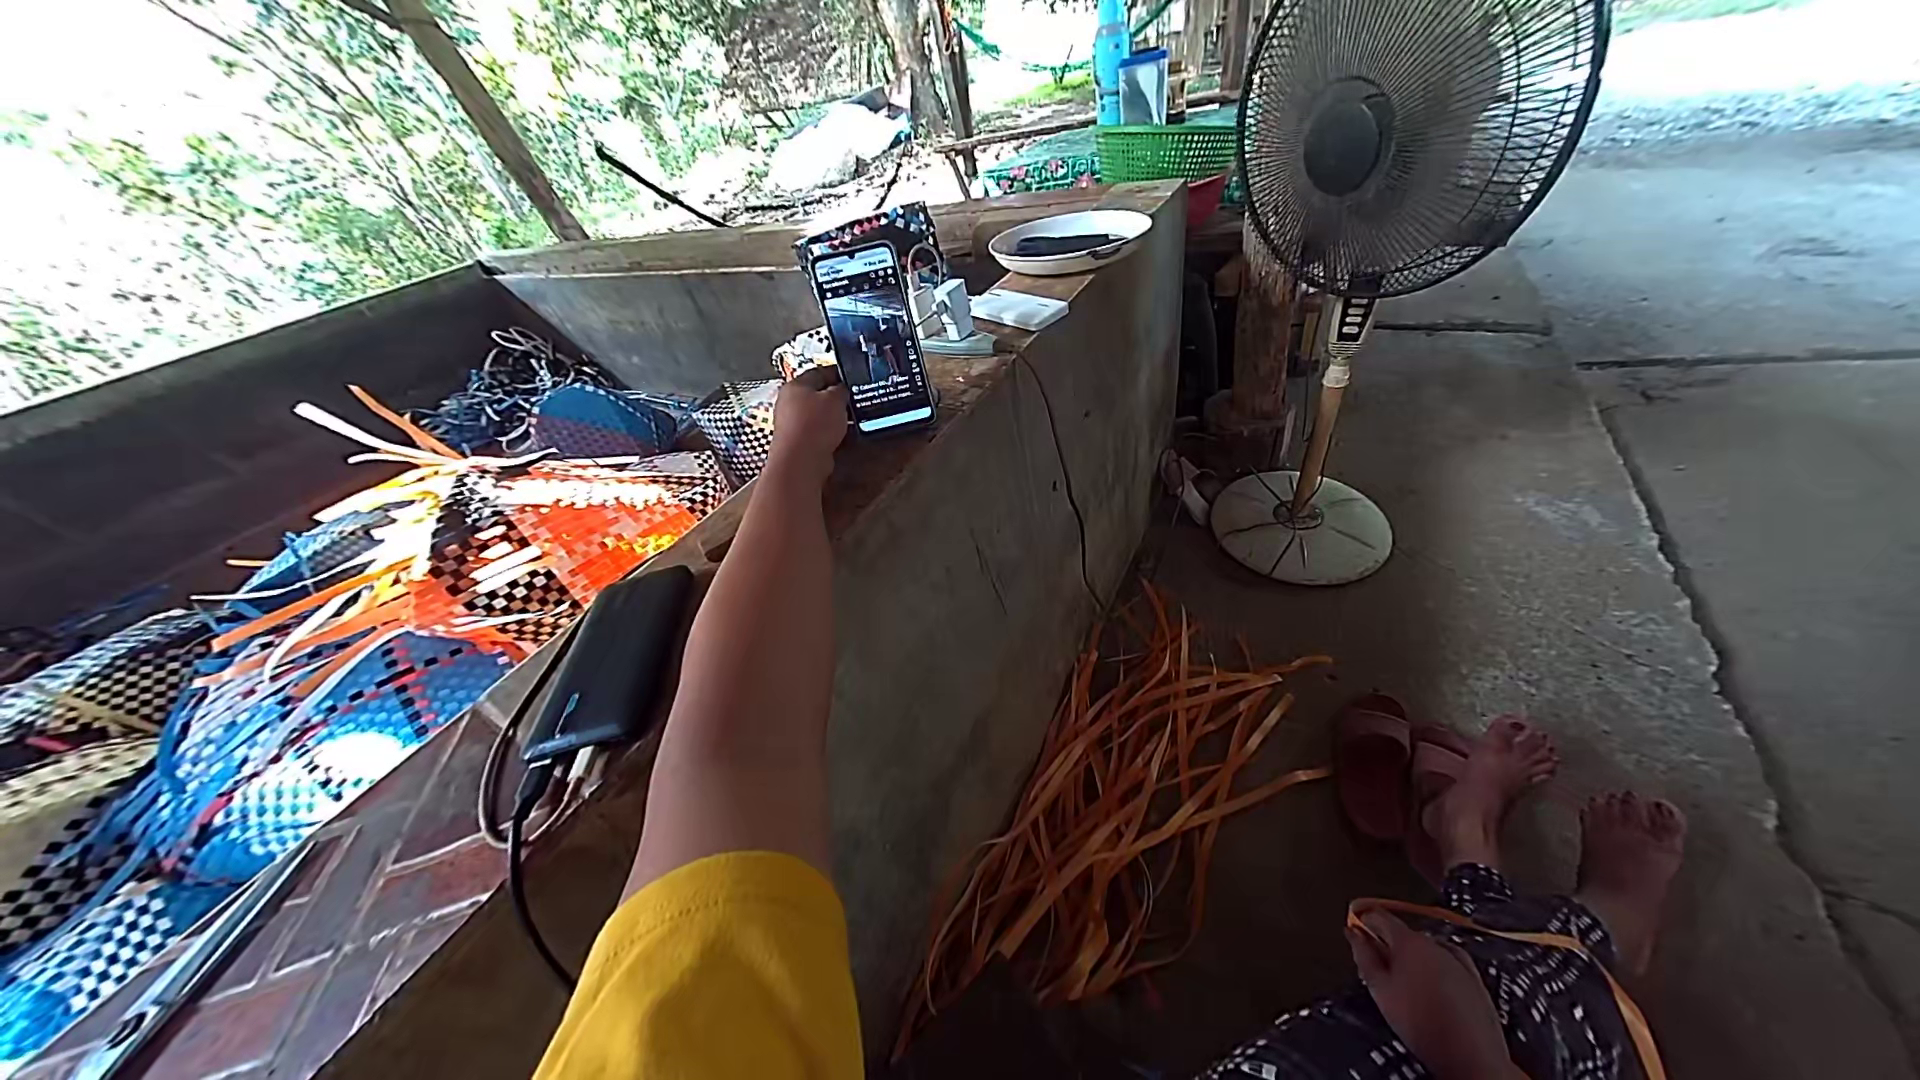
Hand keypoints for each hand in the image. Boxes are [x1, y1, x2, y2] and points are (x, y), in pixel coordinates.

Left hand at [767, 366, 848, 486]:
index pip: (819, 372)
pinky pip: (819, 432)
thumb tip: (844, 388)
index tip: (854, 377)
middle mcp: (790, 402)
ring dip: (836, 417)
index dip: (839, 373)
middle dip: (837, 397)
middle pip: (818, 394)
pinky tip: (845, 435)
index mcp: (795, 385)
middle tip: (856, 398)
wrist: (802, 460)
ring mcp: (793, 424)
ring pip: (820, 415)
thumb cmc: (815, 425)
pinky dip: (832, 432)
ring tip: (854, 418)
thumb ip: (842, 389)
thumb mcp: (835, 400)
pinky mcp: (799, 442)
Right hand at [1347, 911, 1519, 1079]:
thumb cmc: (1422, 1025)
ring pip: (1425, 949)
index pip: (1378, 916)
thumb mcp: (1379, 988)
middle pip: (1402, 934)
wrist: (1472, 1062)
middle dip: (1386, 945)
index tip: (1354, 929)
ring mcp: (1459, 963)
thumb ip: (1362, 954)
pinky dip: (1435, 968)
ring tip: (1403, 983)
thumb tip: (1353, 933)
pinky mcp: (1476, 982)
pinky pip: (1448, 963)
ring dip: (1411, 958)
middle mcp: (1436, 945)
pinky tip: (1431, 985)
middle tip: (1375, 966)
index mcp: (1409, 941)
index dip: (1362, 919)